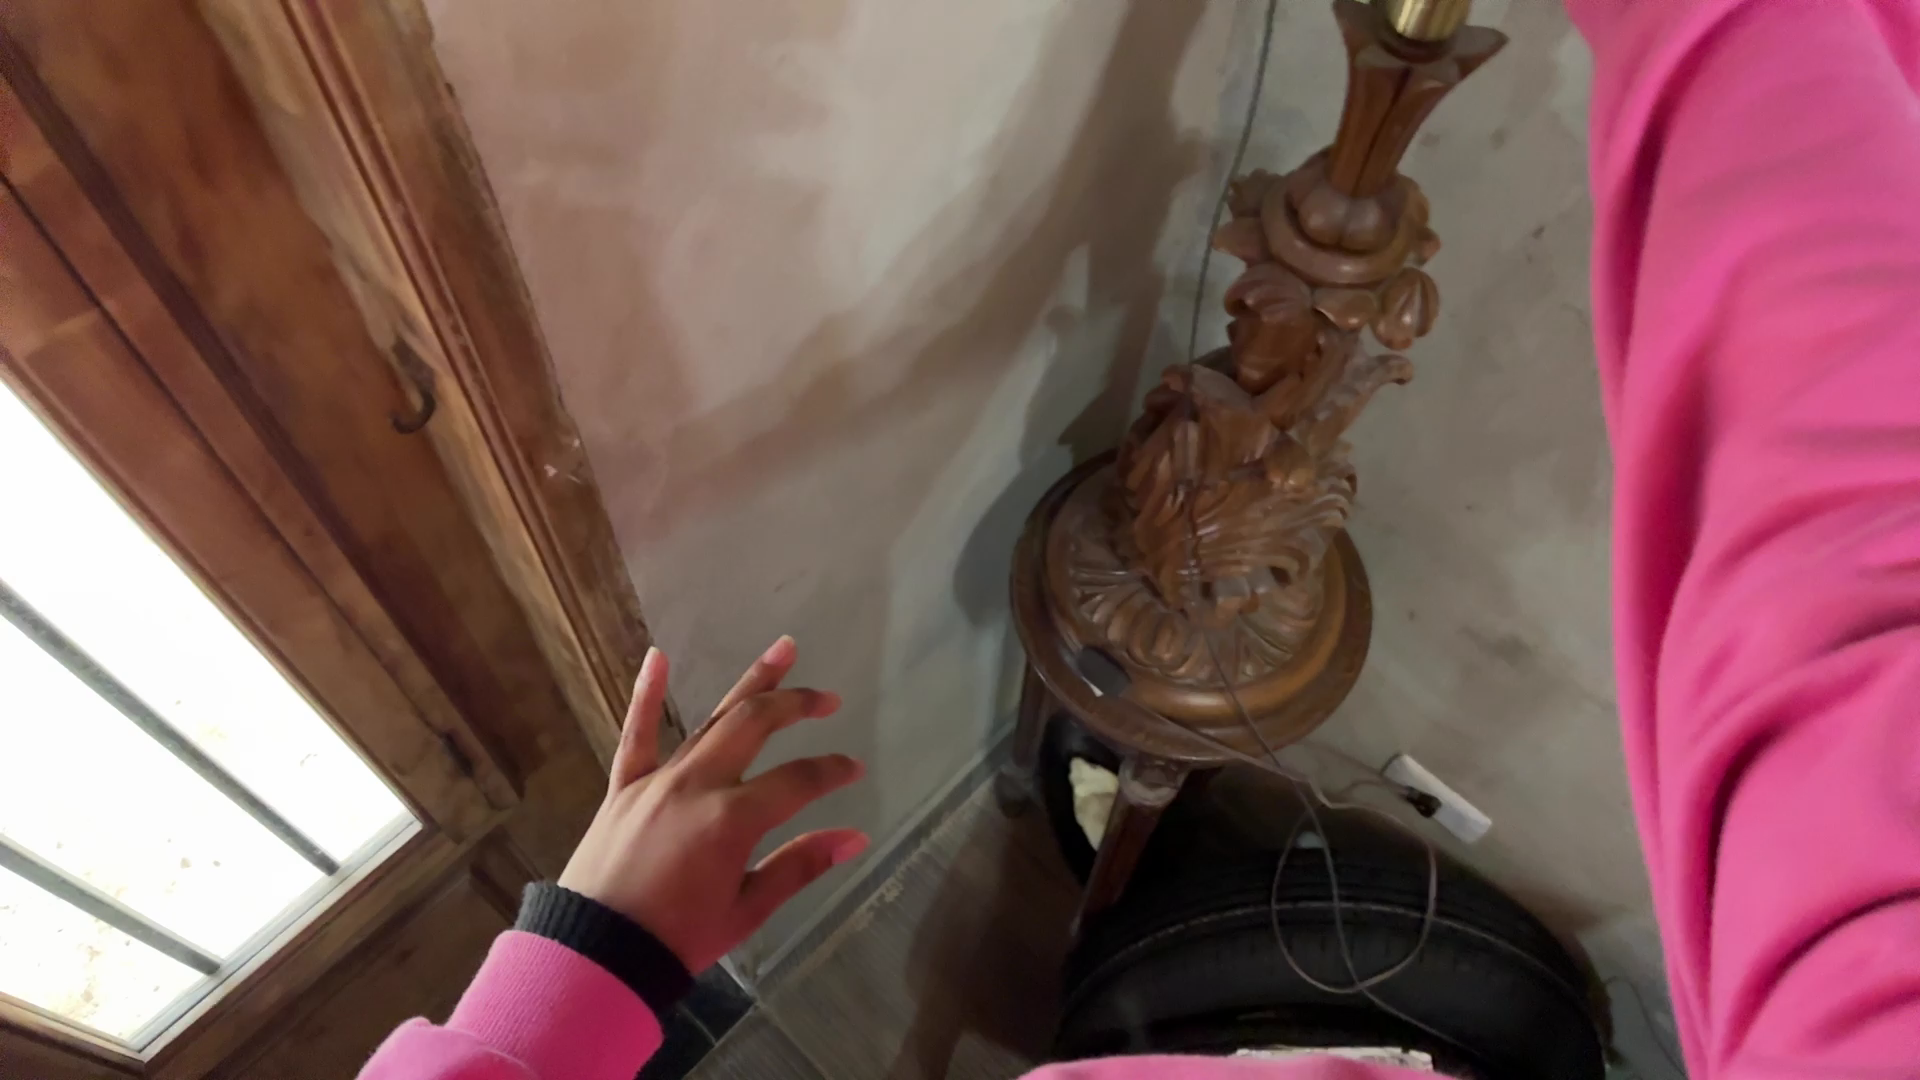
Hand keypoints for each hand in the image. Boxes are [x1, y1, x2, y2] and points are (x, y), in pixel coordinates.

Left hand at [557, 636, 867, 971]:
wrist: (590, 960)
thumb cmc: (676, 940)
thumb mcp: (747, 910)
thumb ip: (801, 865)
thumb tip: (856, 838)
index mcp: (732, 819)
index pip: (798, 779)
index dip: (832, 770)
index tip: (854, 768)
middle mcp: (698, 784)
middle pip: (757, 724)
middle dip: (798, 705)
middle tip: (829, 699)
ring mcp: (658, 779)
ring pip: (713, 718)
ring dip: (751, 682)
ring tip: (784, 649)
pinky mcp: (624, 785)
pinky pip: (636, 733)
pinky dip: (646, 694)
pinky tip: (657, 656)